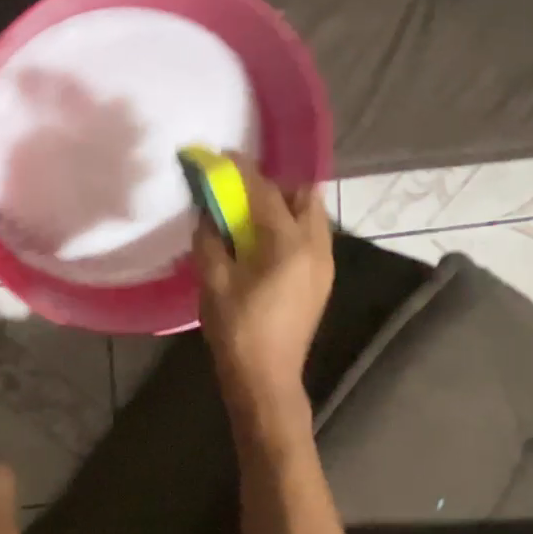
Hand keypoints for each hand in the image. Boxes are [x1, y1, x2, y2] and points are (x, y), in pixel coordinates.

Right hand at [193, 161, 334, 400]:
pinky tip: (262, 238)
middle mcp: (316, 246)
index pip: (266, 192)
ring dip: (283, 204)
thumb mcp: (213, 281)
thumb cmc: (237, 329)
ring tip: (249, 209)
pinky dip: (288, 225)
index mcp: (289, 244)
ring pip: (310, 216)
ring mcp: (324, 264)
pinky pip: (308, 235)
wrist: (266, 378)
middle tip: (241, 185)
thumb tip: (208, 213)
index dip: (242, 170)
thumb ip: (210, 239)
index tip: (223, 155)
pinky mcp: (321, 279)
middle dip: (274, 182)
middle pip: (303, 195)